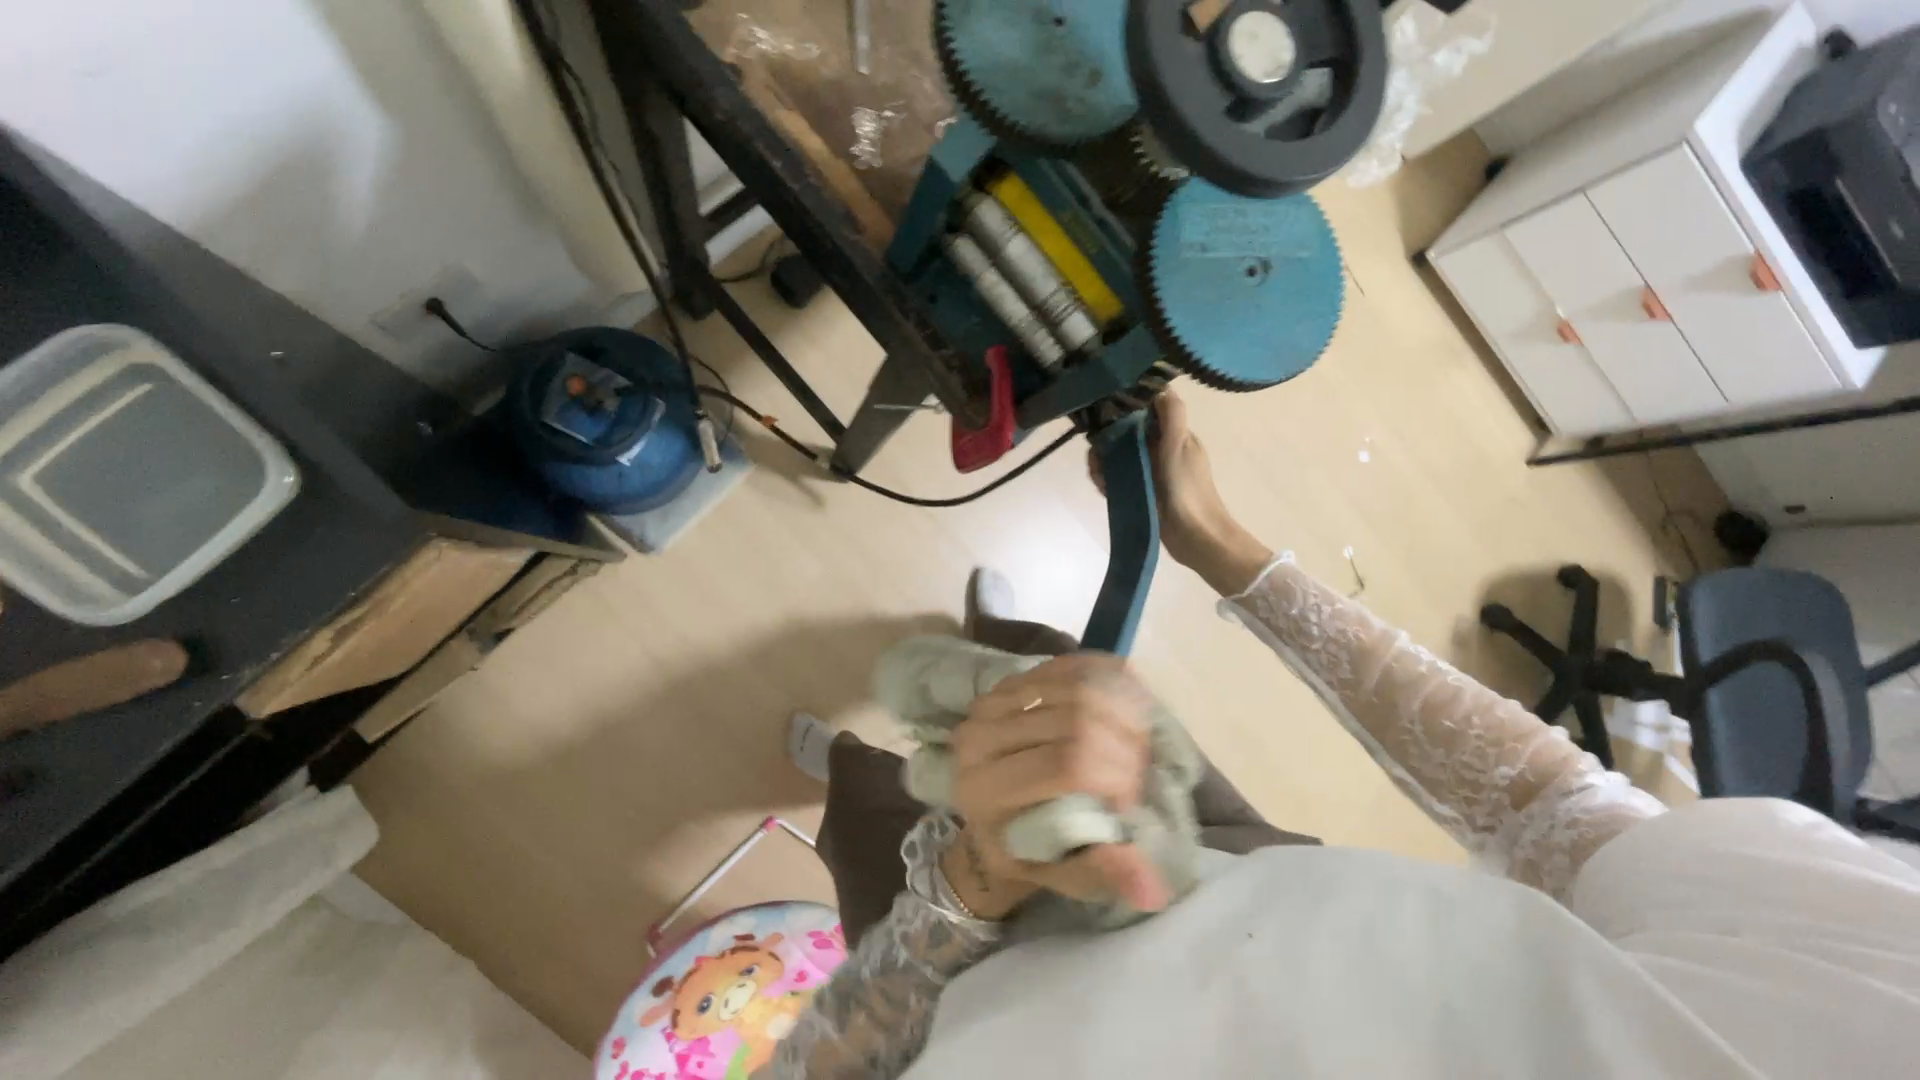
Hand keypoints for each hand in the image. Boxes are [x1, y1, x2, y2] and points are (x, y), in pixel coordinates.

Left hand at [941, 654, 1170, 919]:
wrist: (997, 822)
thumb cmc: (1032, 853)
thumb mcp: (1066, 874)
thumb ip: (1105, 872)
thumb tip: (1153, 888)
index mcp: (985, 791)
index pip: (1068, 764)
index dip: (1116, 776)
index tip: (1131, 800)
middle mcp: (976, 741)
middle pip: (1076, 720)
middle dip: (1125, 743)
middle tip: (1140, 768)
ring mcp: (989, 705)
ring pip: (1076, 688)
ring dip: (1121, 711)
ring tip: (1133, 743)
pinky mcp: (1007, 683)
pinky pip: (1067, 667)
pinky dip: (1105, 679)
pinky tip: (1125, 704)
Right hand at [1088, 391, 1272, 594]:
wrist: (1195, 536)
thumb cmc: (1188, 487)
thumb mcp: (1181, 443)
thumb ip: (1171, 413)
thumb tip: (1157, 384)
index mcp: (1173, 434)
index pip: (1144, 410)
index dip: (1124, 407)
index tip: (1105, 411)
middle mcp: (1160, 449)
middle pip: (1126, 433)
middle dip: (1107, 439)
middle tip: (1095, 450)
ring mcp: (1150, 472)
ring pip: (1118, 457)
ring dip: (1103, 462)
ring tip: (1097, 472)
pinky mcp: (1140, 492)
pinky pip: (1118, 479)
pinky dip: (1107, 480)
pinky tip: (1102, 486)